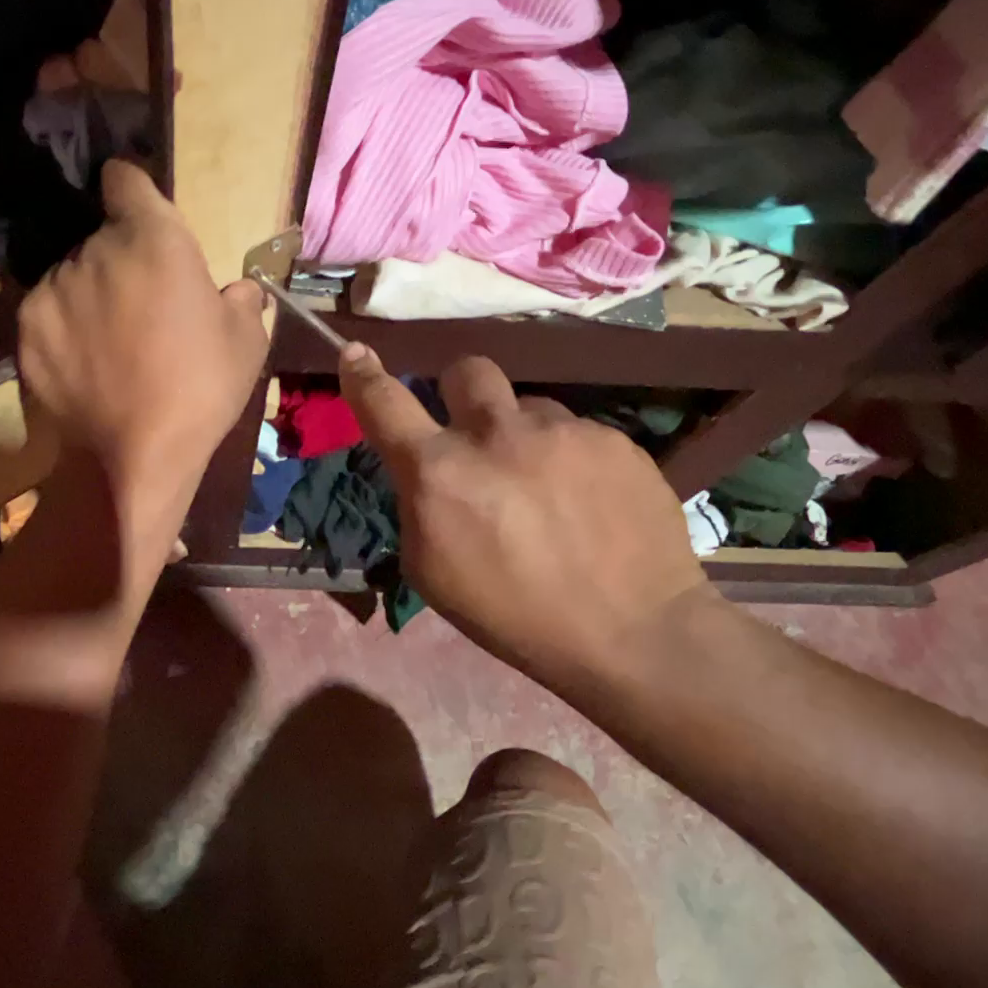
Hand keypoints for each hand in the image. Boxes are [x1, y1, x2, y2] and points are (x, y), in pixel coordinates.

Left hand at [17, 160, 269, 498]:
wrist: (143, 456)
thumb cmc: (204, 390)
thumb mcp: (247, 342)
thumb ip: (241, 300)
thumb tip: (237, 293)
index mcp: (154, 238)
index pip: (124, 179)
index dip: (132, 194)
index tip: (139, 217)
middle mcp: (95, 249)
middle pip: (102, 239)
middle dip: (120, 263)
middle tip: (142, 311)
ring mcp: (53, 289)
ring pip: (72, 277)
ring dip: (90, 296)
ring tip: (112, 347)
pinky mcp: (26, 330)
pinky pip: (48, 314)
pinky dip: (64, 330)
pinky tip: (87, 366)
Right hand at [339, 345, 709, 673]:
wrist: (631, 632)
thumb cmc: (512, 616)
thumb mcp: (432, 572)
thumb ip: (419, 506)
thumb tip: (426, 474)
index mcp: (440, 473)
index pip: (385, 403)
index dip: (363, 376)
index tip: (356, 355)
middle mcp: (496, 434)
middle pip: (466, 370)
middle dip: (460, 394)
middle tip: (476, 436)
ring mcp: (562, 430)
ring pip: (528, 407)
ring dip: (522, 436)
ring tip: (548, 490)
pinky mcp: (614, 439)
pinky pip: (577, 433)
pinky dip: (570, 459)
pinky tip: (588, 503)